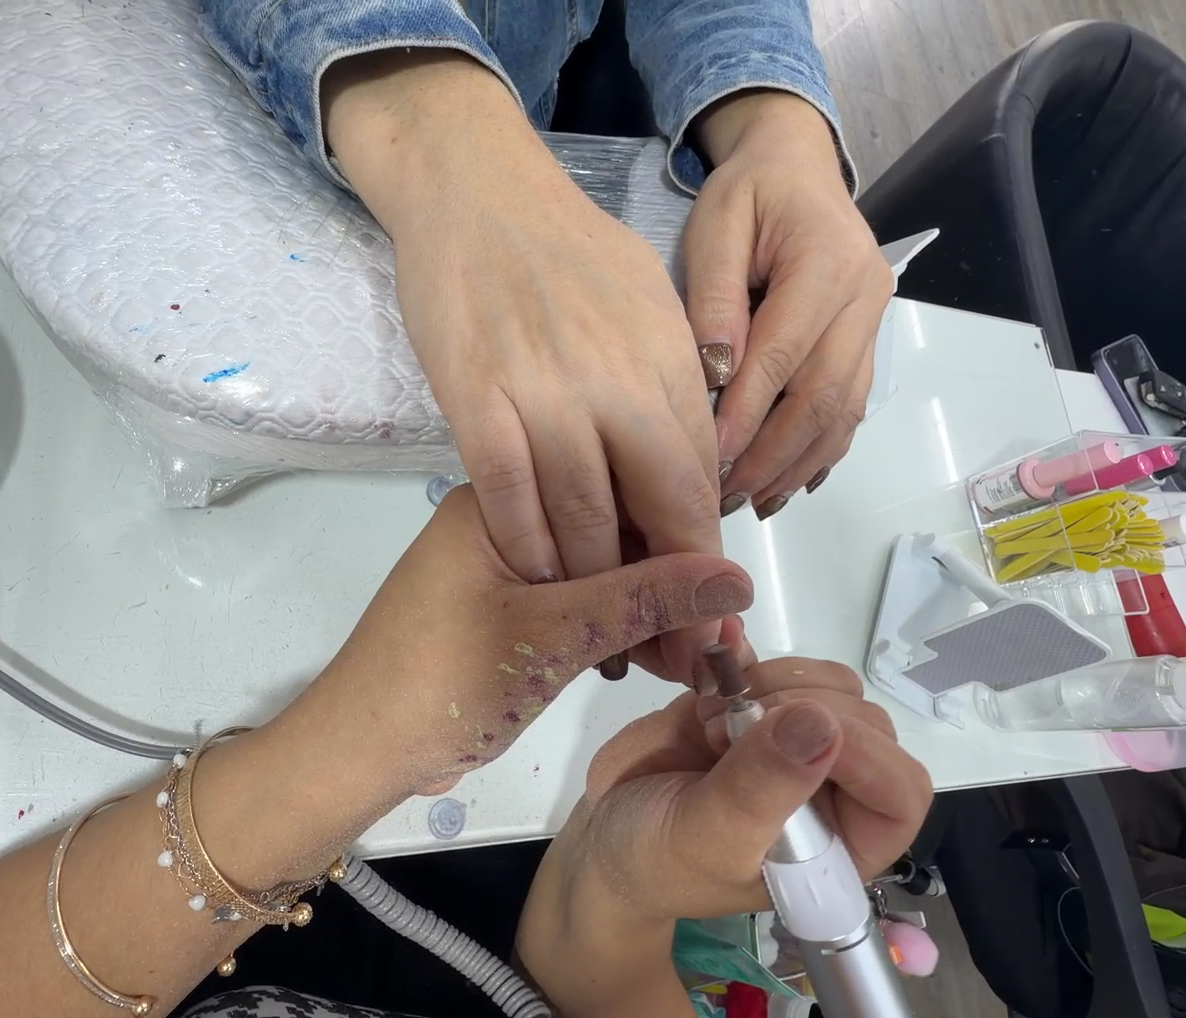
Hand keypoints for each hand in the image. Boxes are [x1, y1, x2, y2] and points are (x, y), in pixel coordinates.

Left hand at [285, 484, 752, 799]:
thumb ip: (643, 601)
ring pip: (600, 579)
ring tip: (706, 661)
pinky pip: (579, 609)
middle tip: (726, 642)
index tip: (733, 598)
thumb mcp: (551, 638)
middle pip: (610, 540)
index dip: (680, 546)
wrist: (361, 751)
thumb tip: (738, 579)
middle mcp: (509, 523)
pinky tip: (665, 661)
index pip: (613, 498)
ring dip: (651, 618)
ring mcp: (509, 571)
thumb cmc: (443, 683)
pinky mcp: (511, 613)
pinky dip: (619, 634)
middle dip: (672, 591)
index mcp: (502, 501)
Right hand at [324, 51, 724, 685]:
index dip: (705, 561)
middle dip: (664, 596)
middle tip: (666, 654)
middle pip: (652, 514)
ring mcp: (542, 397)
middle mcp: (615, 386)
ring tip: (597, 634)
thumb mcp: (649, 310)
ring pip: (579, 521)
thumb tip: (690, 468)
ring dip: (590, 588)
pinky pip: (509, 504)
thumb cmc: (569, 252)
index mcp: (666, 365)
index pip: (697, 484)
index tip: (709, 615)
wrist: (477, 196)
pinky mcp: (476, 407)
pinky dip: (527, 553)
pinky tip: (536, 584)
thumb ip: (674, 393)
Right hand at [551, 659, 931, 922]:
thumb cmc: (657, 858)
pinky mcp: (749, 703)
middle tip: (721, 735)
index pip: (898, 787)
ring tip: (709, 719)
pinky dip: (739, 658)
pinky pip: (771, 662)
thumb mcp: (707, 836)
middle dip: (795, 712)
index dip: (861, 751)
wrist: (603, 833)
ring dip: (767, 685)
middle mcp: (828, 787)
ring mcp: (788, 739)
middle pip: (864, 720)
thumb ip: (760, 787)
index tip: (787, 734)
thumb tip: (820, 724)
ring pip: (826, 683)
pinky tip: (702, 682)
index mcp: (840, 841)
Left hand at [688, 92, 895, 518]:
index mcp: (826, 261)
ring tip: (755, 503)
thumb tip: (716, 373)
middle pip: (821, 395)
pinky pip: (852, 407)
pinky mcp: (868, 342)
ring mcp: (874, 323)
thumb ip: (715, 297)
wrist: (798, 170)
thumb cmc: (748, 195)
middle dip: (771, 455)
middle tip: (726, 498)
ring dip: (797, 464)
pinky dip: (821, 451)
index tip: (710, 462)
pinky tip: (792, 483)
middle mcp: (865, 297)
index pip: (783, 354)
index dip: (746, 414)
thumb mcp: (716, 227)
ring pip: (842, 411)